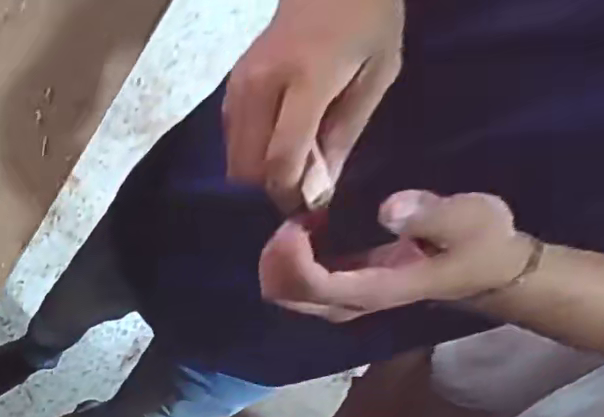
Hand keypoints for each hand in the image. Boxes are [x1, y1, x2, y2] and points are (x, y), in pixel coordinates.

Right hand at [225, 0, 403, 209]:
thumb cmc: (366, 20)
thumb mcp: (378, 71)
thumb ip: (346, 132)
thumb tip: (318, 189)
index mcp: (305, 78)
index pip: (281, 155)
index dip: (289, 189)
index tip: (303, 208)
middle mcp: (259, 89)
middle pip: (247, 167)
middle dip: (268, 188)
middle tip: (295, 192)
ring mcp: (235, 94)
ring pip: (233, 161)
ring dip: (256, 176)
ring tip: (286, 172)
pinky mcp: (225, 98)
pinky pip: (230, 145)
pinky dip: (249, 158)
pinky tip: (272, 151)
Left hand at [260, 190, 538, 321]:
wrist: (481, 270)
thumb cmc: (479, 242)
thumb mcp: (473, 219)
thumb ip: (432, 214)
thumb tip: (388, 207)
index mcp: (371, 291)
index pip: (309, 285)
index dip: (290, 257)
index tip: (297, 221)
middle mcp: (342, 305)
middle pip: (283, 293)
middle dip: (276, 257)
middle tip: (296, 217)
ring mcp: (333, 304)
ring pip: (281, 292)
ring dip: (279, 258)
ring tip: (303, 221)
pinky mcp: (332, 295)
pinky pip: (291, 285)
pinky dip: (287, 260)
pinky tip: (308, 230)